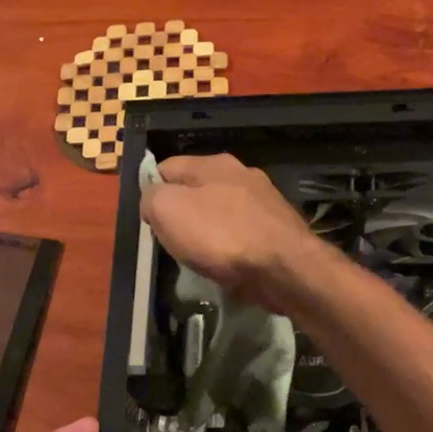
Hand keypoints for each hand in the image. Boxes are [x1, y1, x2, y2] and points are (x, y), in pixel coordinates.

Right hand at [140, 154, 329, 312]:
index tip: (148, 221)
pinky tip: (228, 265)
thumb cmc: (221, 234)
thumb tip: (153, 201)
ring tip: (200, 257)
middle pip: (197, 190)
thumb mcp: (167, 209)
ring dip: (208, 232)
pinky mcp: (278, 230)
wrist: (284, 268)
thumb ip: (152, 198)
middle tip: (172, 241)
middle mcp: (242, 174)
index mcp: (213, 163)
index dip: (151, 191)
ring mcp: (264, 202)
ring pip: (221, 213)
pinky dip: (232, 248)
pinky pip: (243, 235)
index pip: (167, 167)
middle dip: (182, 213)